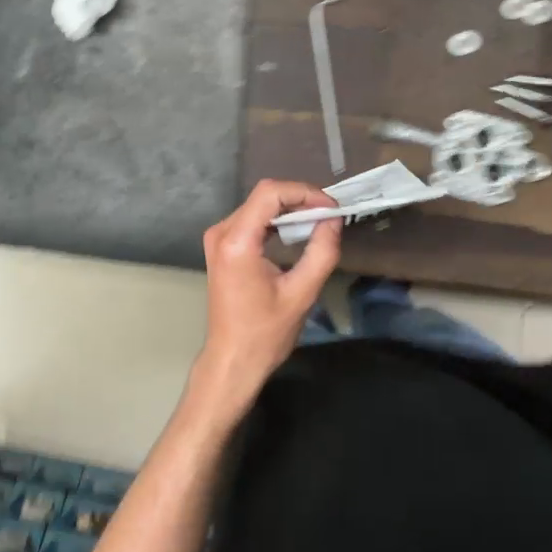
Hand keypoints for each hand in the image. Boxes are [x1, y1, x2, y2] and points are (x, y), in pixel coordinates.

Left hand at [189, 180, 342, 419]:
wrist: (232, 359)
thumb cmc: (265, 333)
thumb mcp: (302, 293)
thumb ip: (321, 252)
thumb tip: (333, 220)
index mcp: (236, 241)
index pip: (269, 193)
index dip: (303, 192)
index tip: (331, 207)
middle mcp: (221, 232)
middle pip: (263, 197)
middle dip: (299, 199)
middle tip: (331, 215)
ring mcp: (217, 239)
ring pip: (257, 206)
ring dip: (289, 209)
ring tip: (320, 221)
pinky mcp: (222, 247)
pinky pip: (251, 221)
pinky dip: (276, 221)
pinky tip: (297, 231)